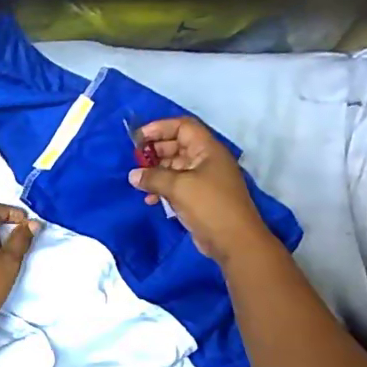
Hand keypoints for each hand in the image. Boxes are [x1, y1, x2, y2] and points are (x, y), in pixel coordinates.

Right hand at [129, 117, 270, 263]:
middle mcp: (206, 160)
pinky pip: (176, 186)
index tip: (137, 138)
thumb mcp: (179, 187)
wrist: (233, 240)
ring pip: (175, 167)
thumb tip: (133, 175)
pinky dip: (162, 189)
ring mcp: (203, 179)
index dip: (159, 128)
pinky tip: (149, 199)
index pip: (182, 127)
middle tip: (135, 161)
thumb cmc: (209, 206)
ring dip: (156, 172)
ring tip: (139, 182)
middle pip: (177, 145)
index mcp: (207, 149)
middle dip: (155, 151)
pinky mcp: (198, 198)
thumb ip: (153, 177)